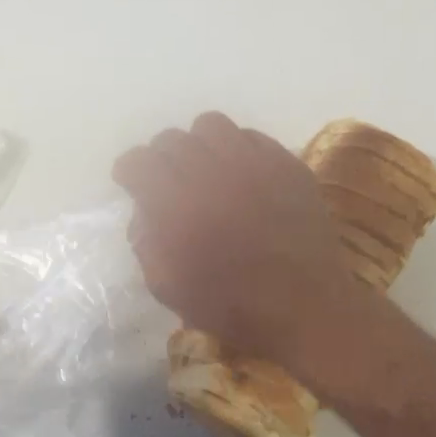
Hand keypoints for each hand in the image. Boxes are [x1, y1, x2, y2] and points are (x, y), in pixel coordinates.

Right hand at [114, 112, 380, 368]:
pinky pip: (251, 136)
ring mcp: (254, 164)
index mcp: (177, 206)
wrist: (307, 311)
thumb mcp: (167, 286)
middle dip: (159, 157)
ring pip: (210, 125)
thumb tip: (145, 212)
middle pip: (171, 140)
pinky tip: (238, 175)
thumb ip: (145, 243)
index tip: (131, 183)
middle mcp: (213, 174)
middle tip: (166, 180)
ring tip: (203, 168)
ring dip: (197, 144)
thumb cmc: (231, 307)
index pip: (139, 161)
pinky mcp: (287, 165)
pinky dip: (235, 149)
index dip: (128, 170)